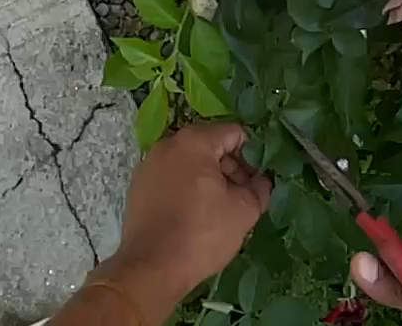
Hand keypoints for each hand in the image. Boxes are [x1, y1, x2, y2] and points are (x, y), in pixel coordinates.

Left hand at [89, 123, 271, 321]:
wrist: (151, 268)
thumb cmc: (201, 234)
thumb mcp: (243, 212)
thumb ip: (259, 188)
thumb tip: (263, 180)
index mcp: (194, 141)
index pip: (233, 133)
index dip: (251, 155)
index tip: (256, 181)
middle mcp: (169, 143)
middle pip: (210, 144)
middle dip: (230, 167)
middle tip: (241, 196)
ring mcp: (149, 164)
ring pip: (189, 161)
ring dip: (208, 178)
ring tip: (218, 209)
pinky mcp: (138, 185)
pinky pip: (170, 176)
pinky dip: (185, 187)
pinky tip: (193, 214)